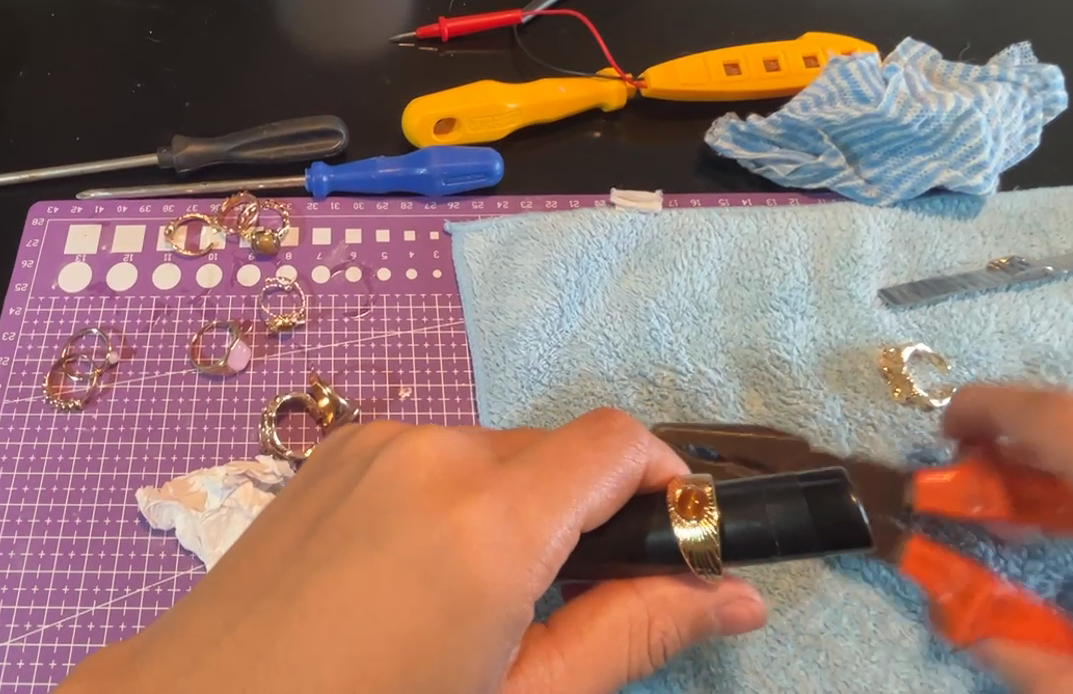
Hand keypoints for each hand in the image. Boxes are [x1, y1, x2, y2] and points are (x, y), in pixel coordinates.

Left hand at [60, 410, 767, 693]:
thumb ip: (632, 634)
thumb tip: (734, 595)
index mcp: (488, 516)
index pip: (613, 439)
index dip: (663, 476)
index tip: (675, 532)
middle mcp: (433, 449)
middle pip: (549, 451)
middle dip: (581, 510)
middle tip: (563, 601)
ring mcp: (377, 438)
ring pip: (489, 453)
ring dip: (511, 506)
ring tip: (471, 599)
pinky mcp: (339, 445)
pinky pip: (429, 454)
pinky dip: (452, 496)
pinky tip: (411, 569)